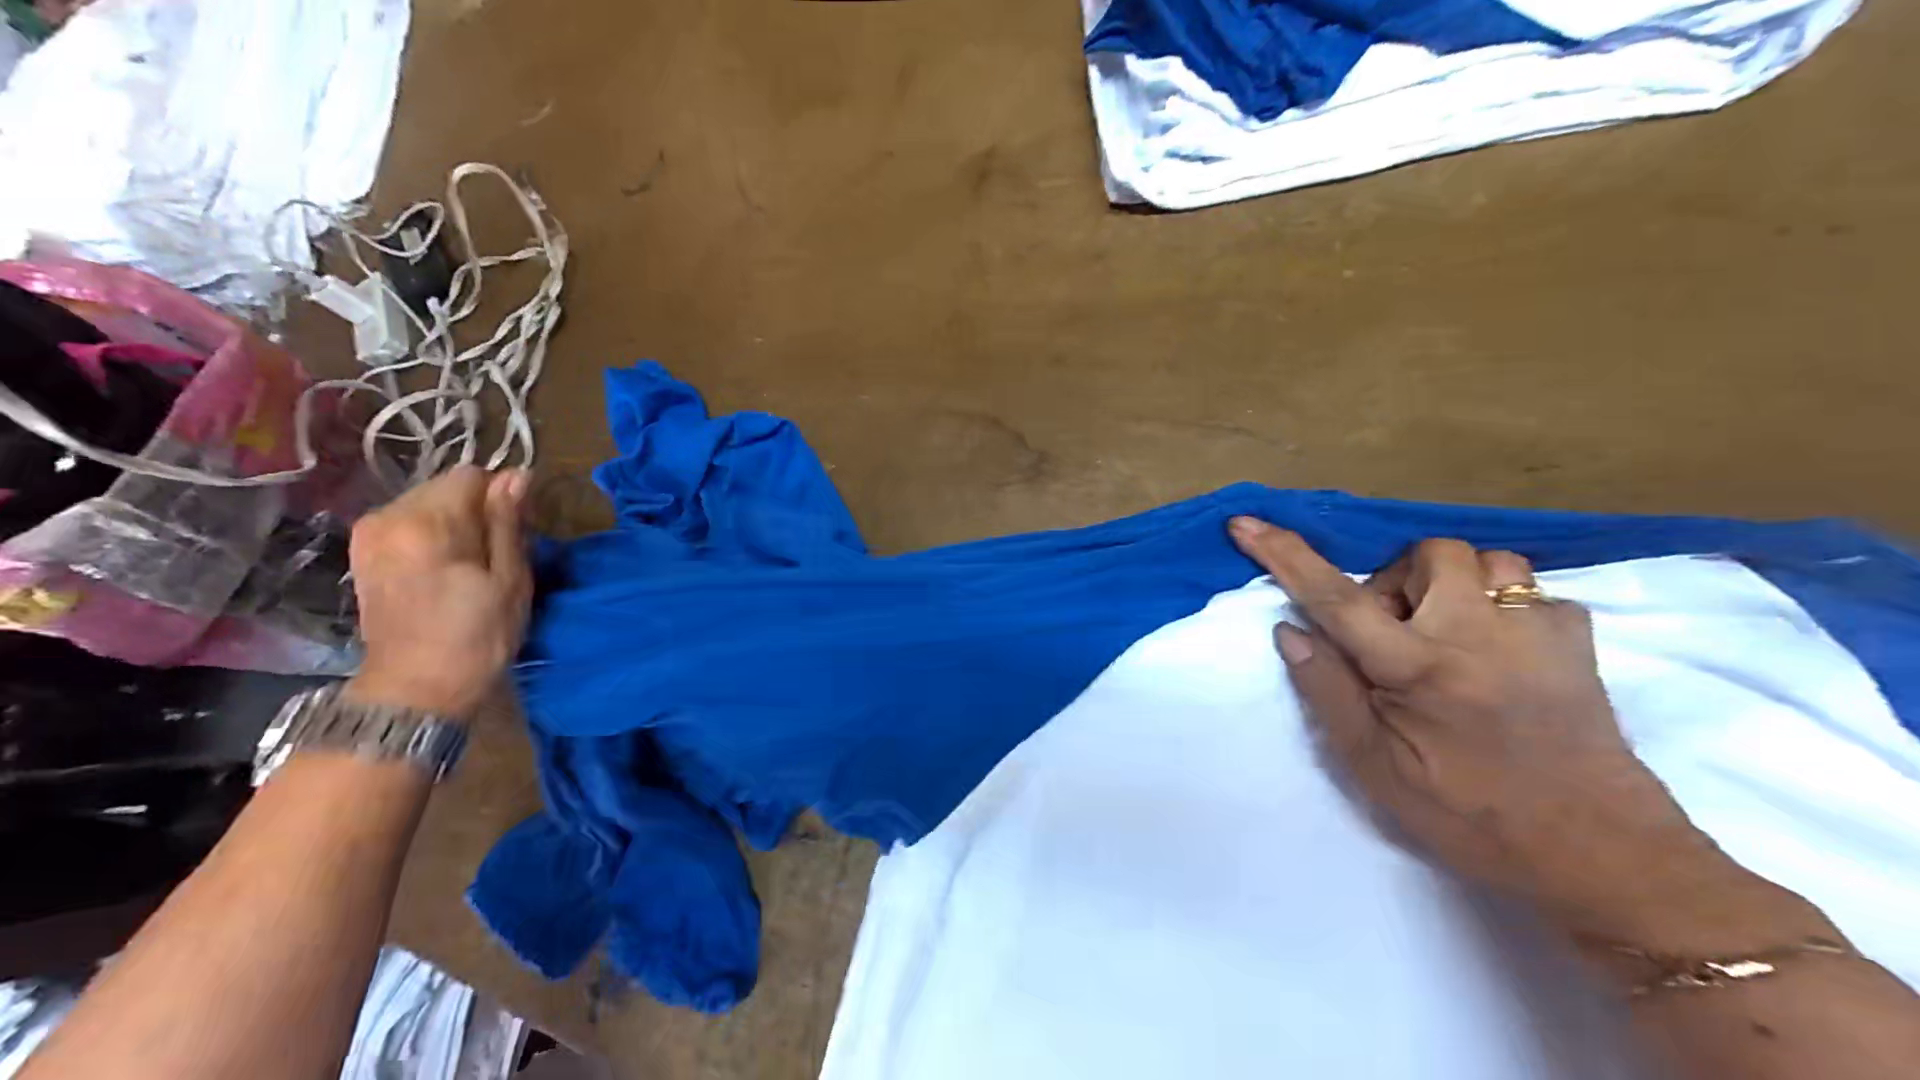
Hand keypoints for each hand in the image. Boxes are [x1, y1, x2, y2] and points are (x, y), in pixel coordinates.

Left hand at [345, 466, 532, 717]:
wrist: (417, 691)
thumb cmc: (477, 637)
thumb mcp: (510, 579)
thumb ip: (508, 521)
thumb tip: (518, 474)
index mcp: (425, 523)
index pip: (472, 475)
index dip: (501, 497)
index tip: (516, 531)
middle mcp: (386, 518)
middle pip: (445, 486)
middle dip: (476, 509)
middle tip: (496, 553)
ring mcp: (368, 535)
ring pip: (427, 503)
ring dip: (454, 523)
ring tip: (470, 564)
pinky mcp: (362, 553)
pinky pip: (408, 523)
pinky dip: (432, 535)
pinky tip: (444, 568)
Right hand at [1228, 519, 1825, 952]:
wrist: (1602, 854)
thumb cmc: (1469, 816)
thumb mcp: (1375, 767)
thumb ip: (1329, 690)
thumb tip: (1290, 629)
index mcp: (1419, 669)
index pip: (1336, 598)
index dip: (1285, 556)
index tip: (1247, 523)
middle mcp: (1479, 635)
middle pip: (1428, 555)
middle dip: (1399, 580)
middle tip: (1394, 634)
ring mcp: (1538, 632)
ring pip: (1487, 561)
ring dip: (1451, 585)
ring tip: (1445, 634)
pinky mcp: (1579, 642)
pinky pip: (1529, 590)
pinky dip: (1499, 605)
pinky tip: (1497, 649)